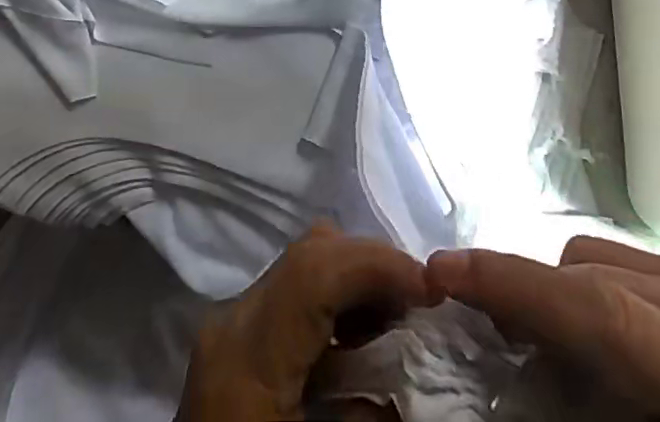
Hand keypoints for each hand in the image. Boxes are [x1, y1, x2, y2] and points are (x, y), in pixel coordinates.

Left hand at [177, 223, 434, 421]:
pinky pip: (289, 293)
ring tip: (401, 319)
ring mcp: (228, 323)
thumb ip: (373, 412)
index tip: (431, 289)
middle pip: (307, 255)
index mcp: (248, 354)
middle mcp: (232, 319)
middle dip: (372, 265)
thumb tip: (420, 374)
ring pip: (299, 265)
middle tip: (424, 303)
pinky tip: (363, 337)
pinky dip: (333, 300)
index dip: (376, 265)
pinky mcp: (235, 336)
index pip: (312, 271)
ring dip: (355, 279)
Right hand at [427, 236, 659, 421]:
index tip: (443, 270)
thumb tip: (519, 369)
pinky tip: (620, 341)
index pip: (597, 306)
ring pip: (607, 258)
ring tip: (563, 343)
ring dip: (569, 291)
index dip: (513, 285)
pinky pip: (643, 268)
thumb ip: (593, 408)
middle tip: (491, 331)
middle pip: (587, 272)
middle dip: (528, 293)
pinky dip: (610, 293)